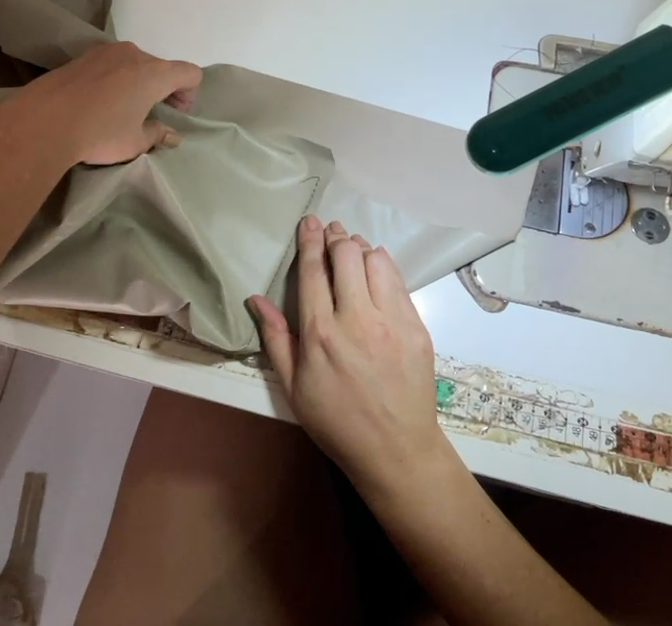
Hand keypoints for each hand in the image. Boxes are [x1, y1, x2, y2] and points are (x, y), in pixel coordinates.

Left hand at [0, 41, 201, 166]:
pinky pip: (109, 64)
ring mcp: (105, 52)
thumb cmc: (99, 133)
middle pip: (160, 66)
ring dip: (136, 82)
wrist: (44, 121)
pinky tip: (97, 102)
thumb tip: (171, 136)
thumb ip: (157, 135)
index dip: (189, 93)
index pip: (189, 73)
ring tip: (122, 108)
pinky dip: (113, 79)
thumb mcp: (134, 142)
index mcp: (154, 73)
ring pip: (133, 63)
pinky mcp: (81, 57)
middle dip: (162, 88)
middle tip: (152, 114)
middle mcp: (133, 54)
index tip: (174, 113)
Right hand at [248, 217, 449, 491]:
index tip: (309, 221)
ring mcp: (391, 322)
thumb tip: (255, 299)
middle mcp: (356, 320)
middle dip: (336, 238)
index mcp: (320, 334)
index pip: (313, 271)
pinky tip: (375, 273)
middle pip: (346, 255)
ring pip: (376, 261)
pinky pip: (399, 281)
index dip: (309, 240)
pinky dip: (384, 268)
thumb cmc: (336, 420)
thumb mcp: (293, 386)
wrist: (395, 449)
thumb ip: (275, 337)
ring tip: (352, 253)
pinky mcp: (416, 328)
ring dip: (361, 251)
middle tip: (331, 236)